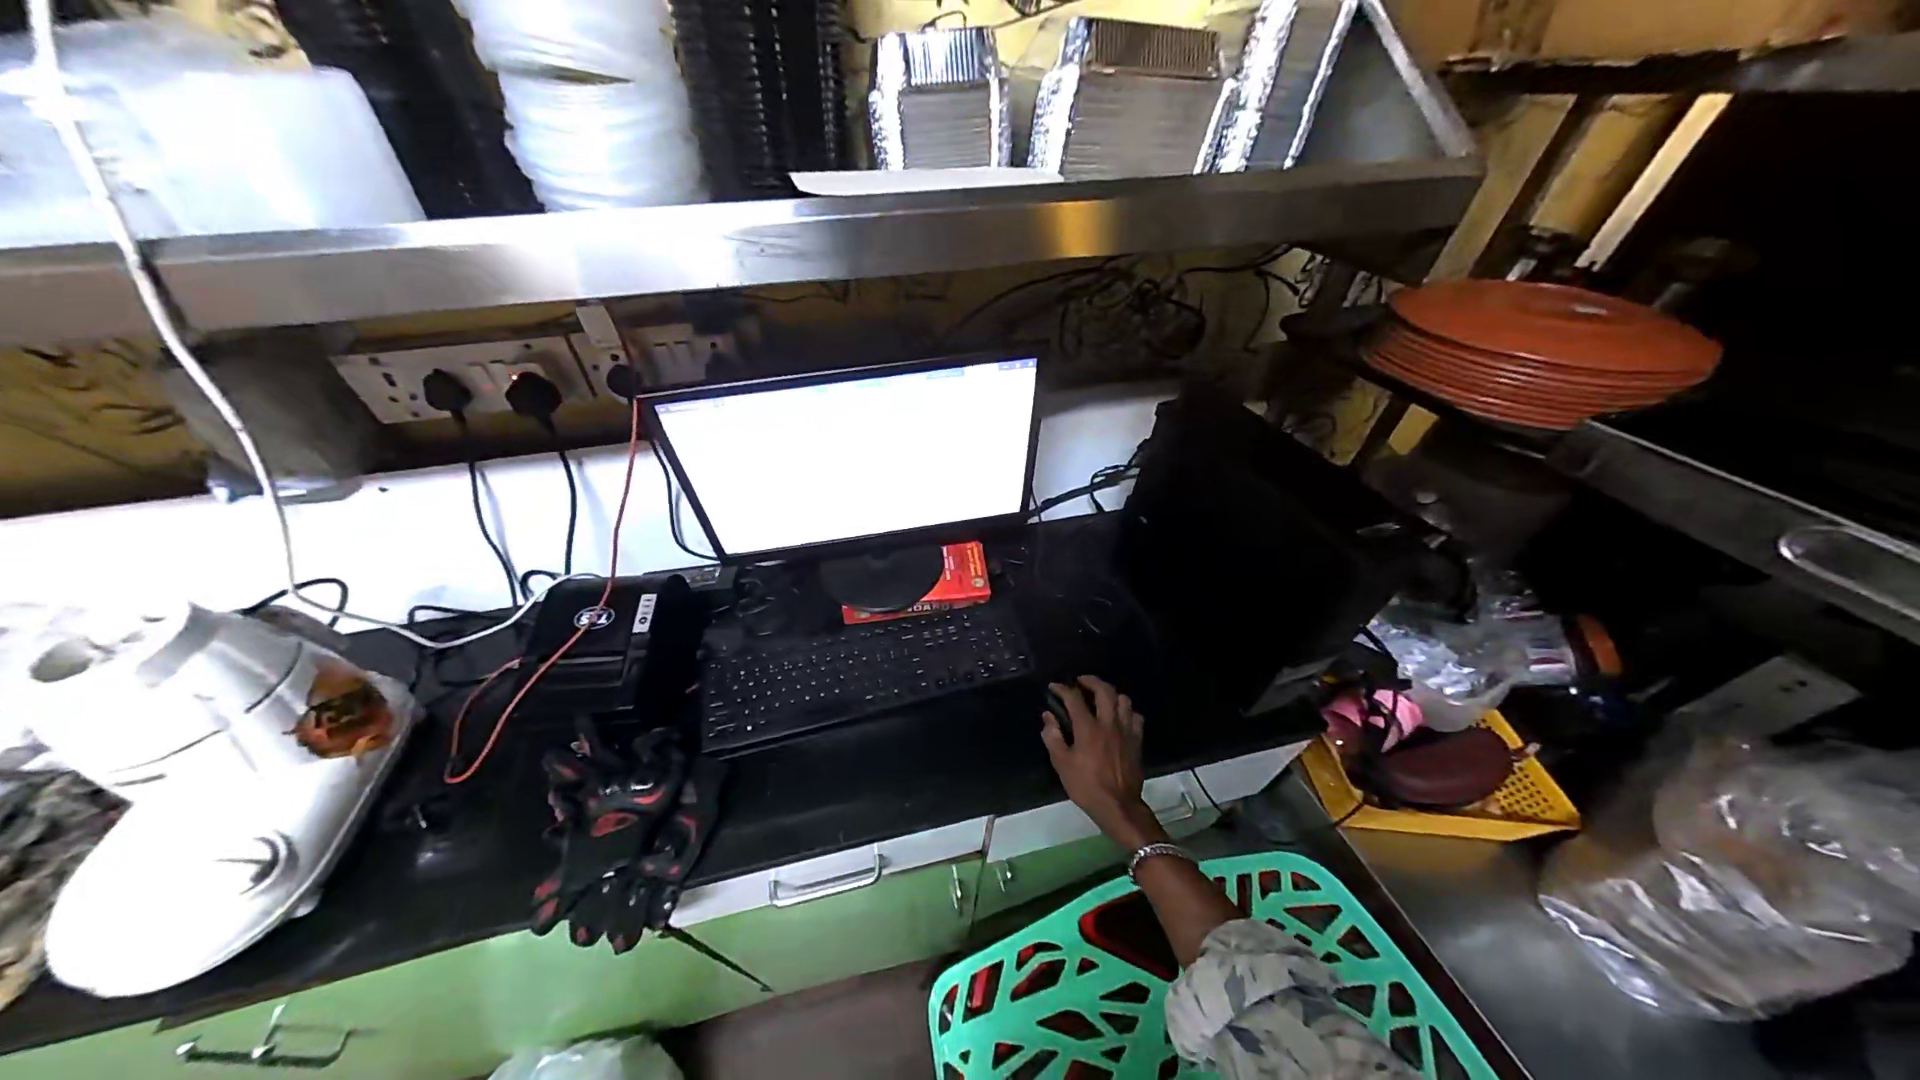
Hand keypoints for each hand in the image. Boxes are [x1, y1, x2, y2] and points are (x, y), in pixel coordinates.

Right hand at [1041, 676, 1165, 850]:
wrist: (1117, 805)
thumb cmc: (1086, 786)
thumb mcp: (1061, 764)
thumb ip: (1053, 737)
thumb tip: (1048, 717)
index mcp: (1088, 728)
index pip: (1074, 698)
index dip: (1063, 689)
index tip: (1054, 687)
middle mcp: (1109, 723)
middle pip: (1104, 690)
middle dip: (1091, 681)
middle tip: (1081, 681)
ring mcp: (1126, 731)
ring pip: (1123, 700)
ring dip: (1111, 694)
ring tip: (1101, 697)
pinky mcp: (1137, 741)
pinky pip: (1135, 717)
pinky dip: (1127, 711)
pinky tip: (1120, 717)